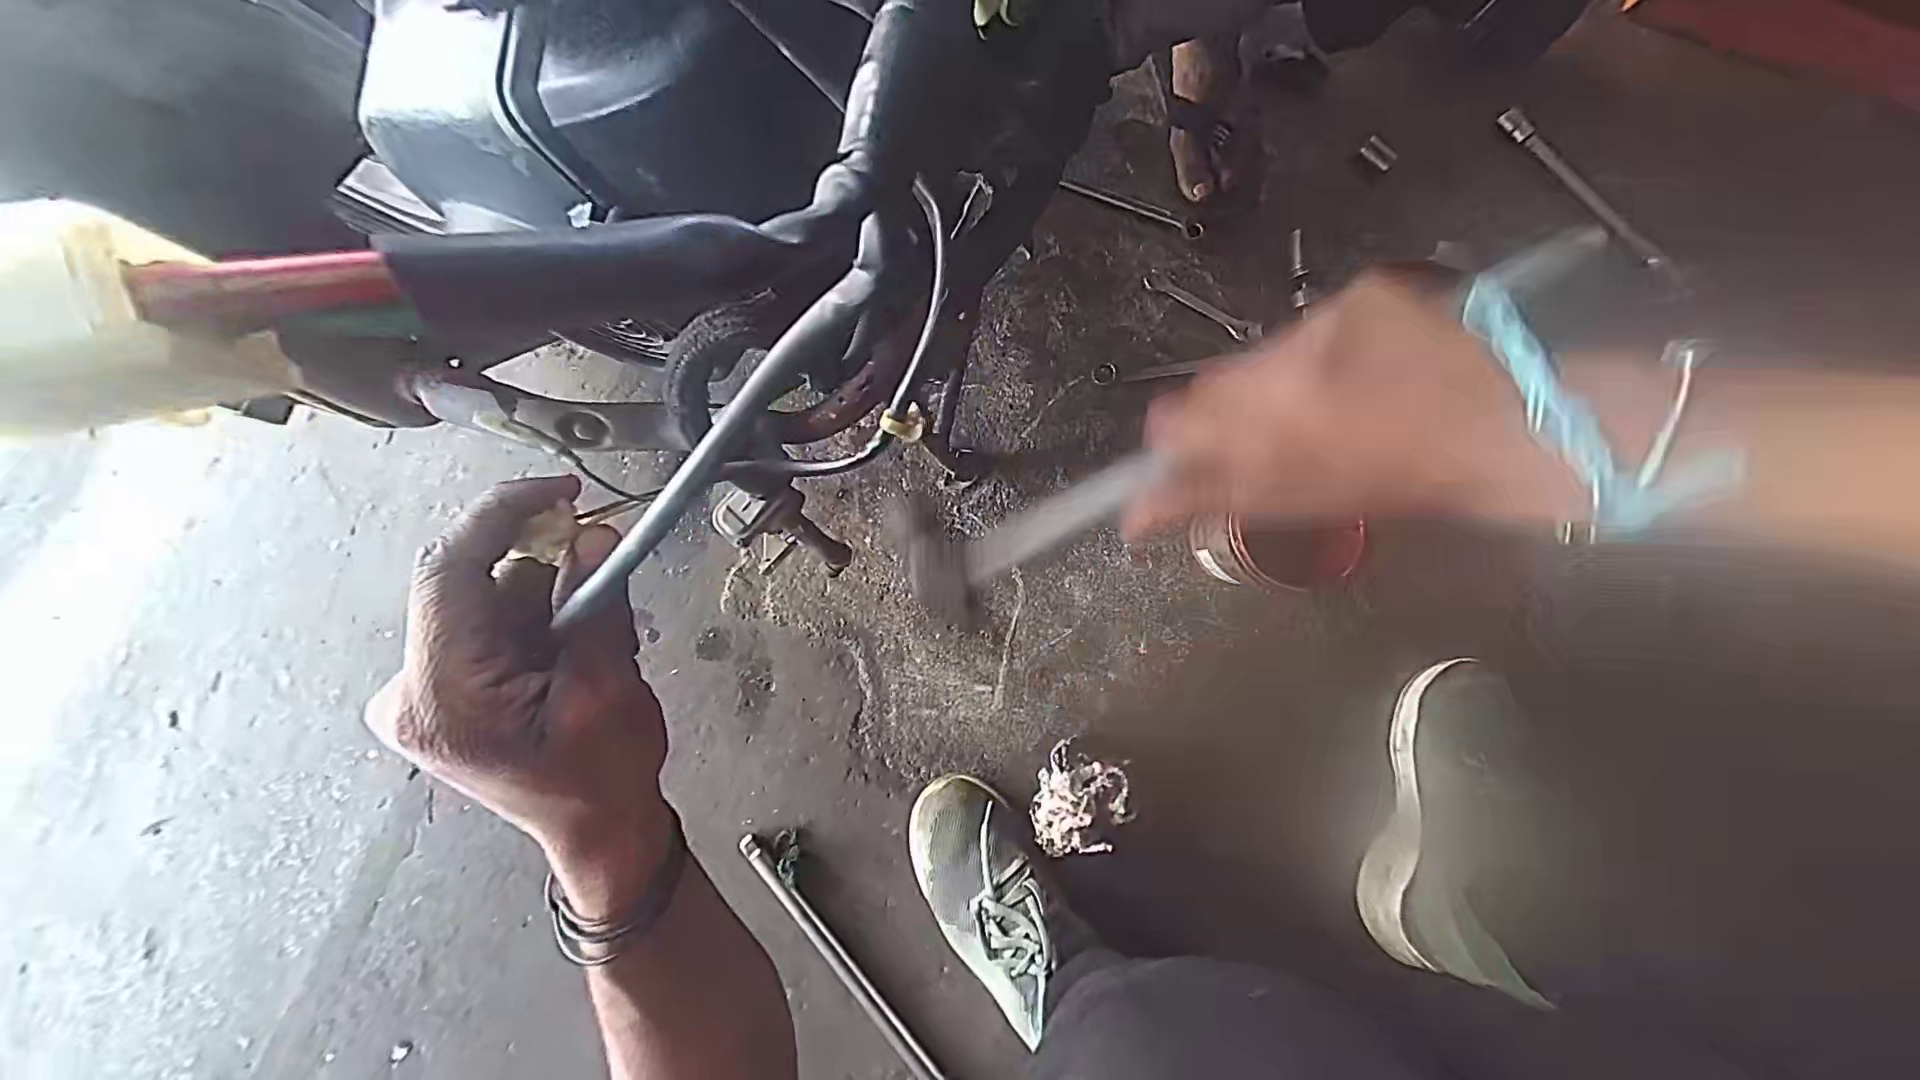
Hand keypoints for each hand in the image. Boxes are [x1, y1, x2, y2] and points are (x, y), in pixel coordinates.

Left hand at [364, 476, 668, 917]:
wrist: (599, 830)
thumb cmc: (604, 777)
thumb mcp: (608, 687)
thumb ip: (597, 605)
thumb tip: (595, 535)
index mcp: (442, 695)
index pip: (450, 573)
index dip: (504, 516)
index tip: (561, 493)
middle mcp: (414, 688)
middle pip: (482, 586)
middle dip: (556, 583)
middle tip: (610, 602)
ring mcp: (428, 689)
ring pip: (498, 601)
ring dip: (560, 607)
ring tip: (599, 655)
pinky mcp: (451, 687)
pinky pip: (500, 623)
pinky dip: (549, 623)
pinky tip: (578, 659)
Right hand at [1125, 274, 1580, 535]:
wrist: (1499, 425)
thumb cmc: (1387, 481)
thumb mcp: (1287, 503)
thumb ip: (1200, 501)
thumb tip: (1131, 516)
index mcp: (1259, 432)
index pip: (1171, 421)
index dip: (1173, 439)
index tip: (1190, 451)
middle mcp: (1277, 371)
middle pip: (1208, 385)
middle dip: (1223, 412)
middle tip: (1267, 433)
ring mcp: (1318, 325)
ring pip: (1253, 357)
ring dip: (1267, 382)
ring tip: (1320, 403)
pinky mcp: (1355, 294)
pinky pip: (1300, 329)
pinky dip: (1310, 354)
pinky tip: (1351, 371)